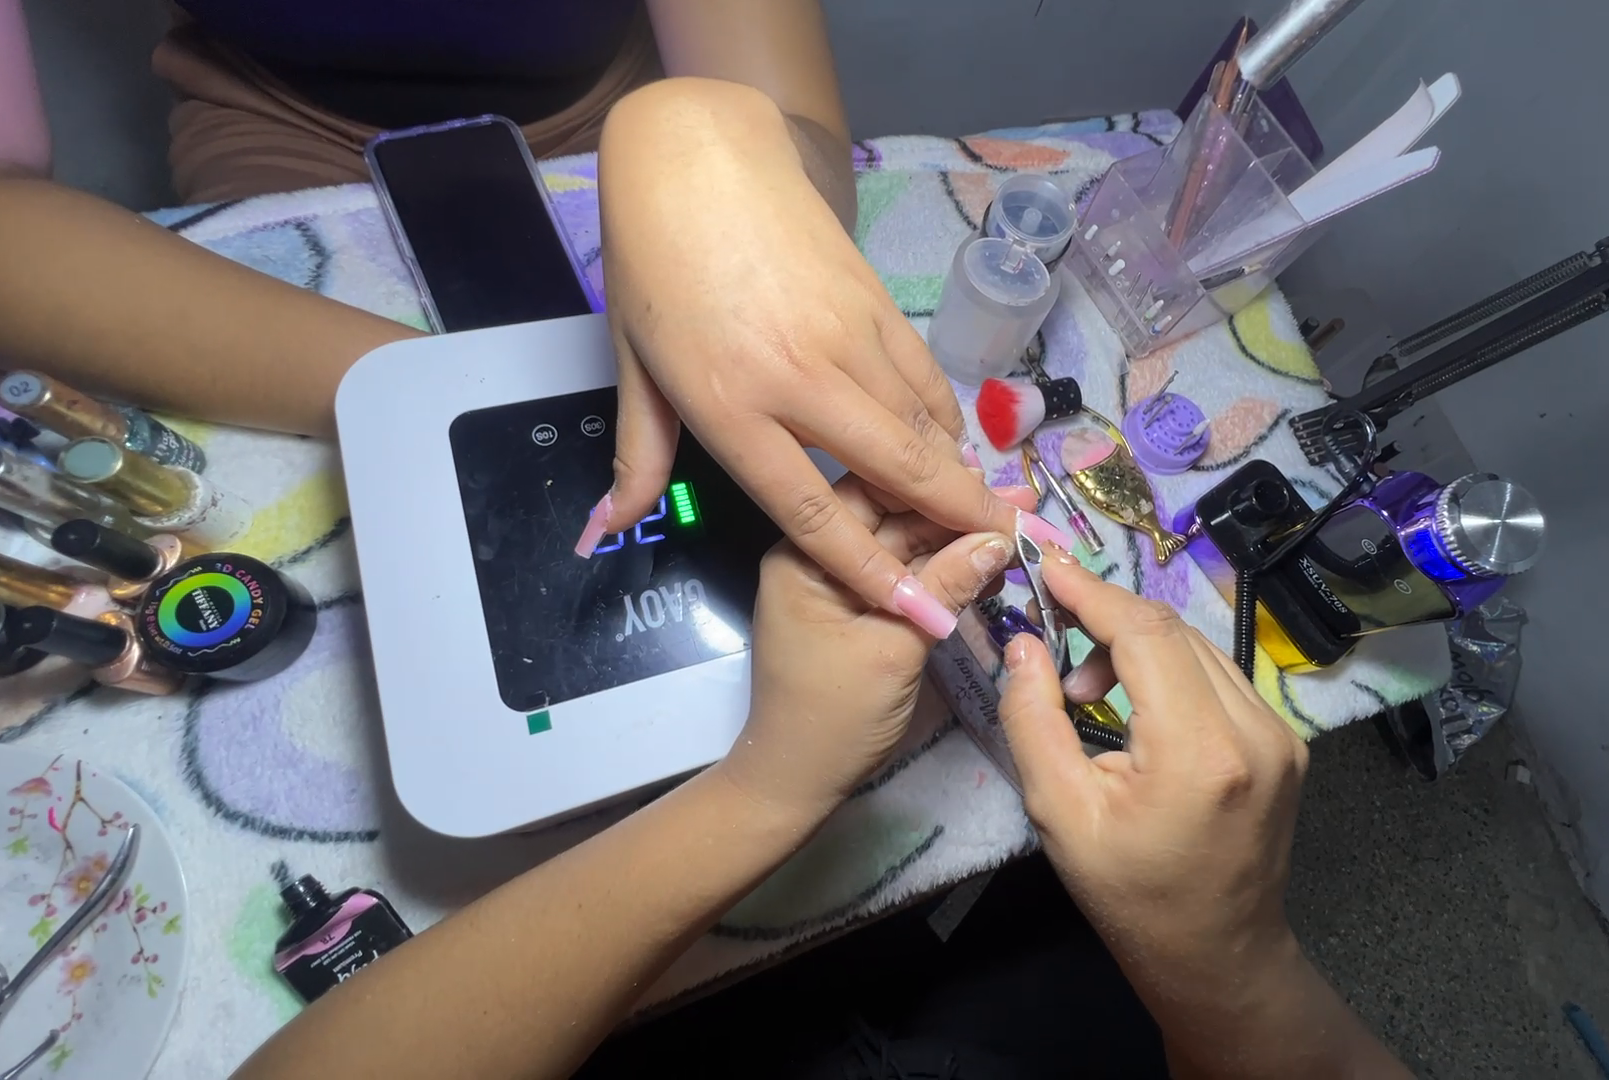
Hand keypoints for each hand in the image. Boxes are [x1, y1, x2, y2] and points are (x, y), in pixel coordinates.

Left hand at [588, 78, 1031, 635]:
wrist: (699, 157)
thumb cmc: (656, 270)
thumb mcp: (634, 369)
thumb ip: (638, 459)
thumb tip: (605, 530)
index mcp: (734, 409)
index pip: (814, 513)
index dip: (873, 572)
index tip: (925, 611)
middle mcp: (804, 382)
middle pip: (898, 469)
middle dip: (958, 519)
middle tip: (1002, 551)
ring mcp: (850, 338)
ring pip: (923, 423)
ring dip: (956, 472)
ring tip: (983, 507)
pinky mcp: (879, 304)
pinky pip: (925, 376)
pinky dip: (946, 418)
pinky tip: (952, 441)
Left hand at [718, 474, 1027, 817]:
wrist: (799, 783)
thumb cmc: (834, 716)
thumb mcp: (894, 646)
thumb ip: (946, 586)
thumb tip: (1002, 537)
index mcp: (805, 553)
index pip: (873, 494)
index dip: (936, 484)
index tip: (996, 486)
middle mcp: (820, 554)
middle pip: (895, 517)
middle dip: (958, 512)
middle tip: (1023, 507)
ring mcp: (842, 581)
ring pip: (908, 546)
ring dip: (960, 541)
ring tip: (1018, 531)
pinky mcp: (863, 606)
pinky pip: (908, 576)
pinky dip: (948, 571)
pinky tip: (990, 563)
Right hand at [998, 553, 1369, 1076]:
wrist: (1216, 954)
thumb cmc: (1129, 891)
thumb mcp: (1057, 811)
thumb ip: (1032, 717)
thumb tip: (1024, 643)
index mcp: (1200, 750)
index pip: (1145, 633)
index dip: (1091, 590)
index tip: (1046, 565)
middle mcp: (1255, 728)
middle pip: (1171, 629)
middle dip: (1104, 613)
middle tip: (1051, 630)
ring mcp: (1278, 731)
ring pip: (1194, 643)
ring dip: (1132, 641)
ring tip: (1084, 688)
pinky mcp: (1281, 737)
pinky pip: (1213, 670)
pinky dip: (1164, 665)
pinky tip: (1132, 700)